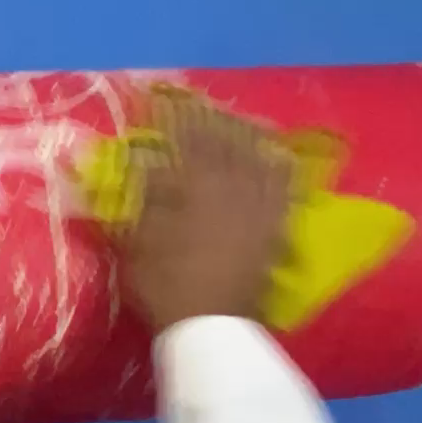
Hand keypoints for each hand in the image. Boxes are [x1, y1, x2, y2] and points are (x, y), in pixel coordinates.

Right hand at [120, 93, 294, 330]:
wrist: (208, 326)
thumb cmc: (165, 286)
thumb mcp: (139, 241)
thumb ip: (142, 196)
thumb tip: (140, 160)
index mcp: (193, 187)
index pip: (182, 138)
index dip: (171, 115)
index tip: (159, 96)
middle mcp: (230, 187)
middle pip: (222, 141)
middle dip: (209, 117)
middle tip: (199, 101)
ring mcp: (256, 207)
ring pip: (255, 158)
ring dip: (245, 135)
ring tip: (239, 118)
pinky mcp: (272, 228)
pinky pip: (283, 189)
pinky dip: (280, 168)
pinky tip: (278, 156)